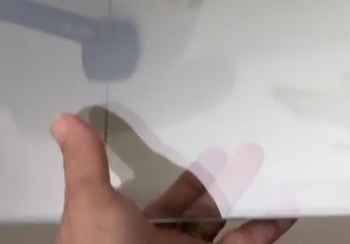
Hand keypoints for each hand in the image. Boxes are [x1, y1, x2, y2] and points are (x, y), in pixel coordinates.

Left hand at [51, 114, 294, 243]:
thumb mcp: (90, 207)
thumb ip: (86, 164)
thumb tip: (62, 116)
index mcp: (122, 235)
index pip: (147, 200)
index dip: (170, 175)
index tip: (197, 142)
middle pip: (190, 210)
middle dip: (215, 181)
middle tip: (243, 147)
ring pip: (219, 224)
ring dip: (242, 197)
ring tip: (266, 162)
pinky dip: (266, 229)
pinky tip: (287, 209)